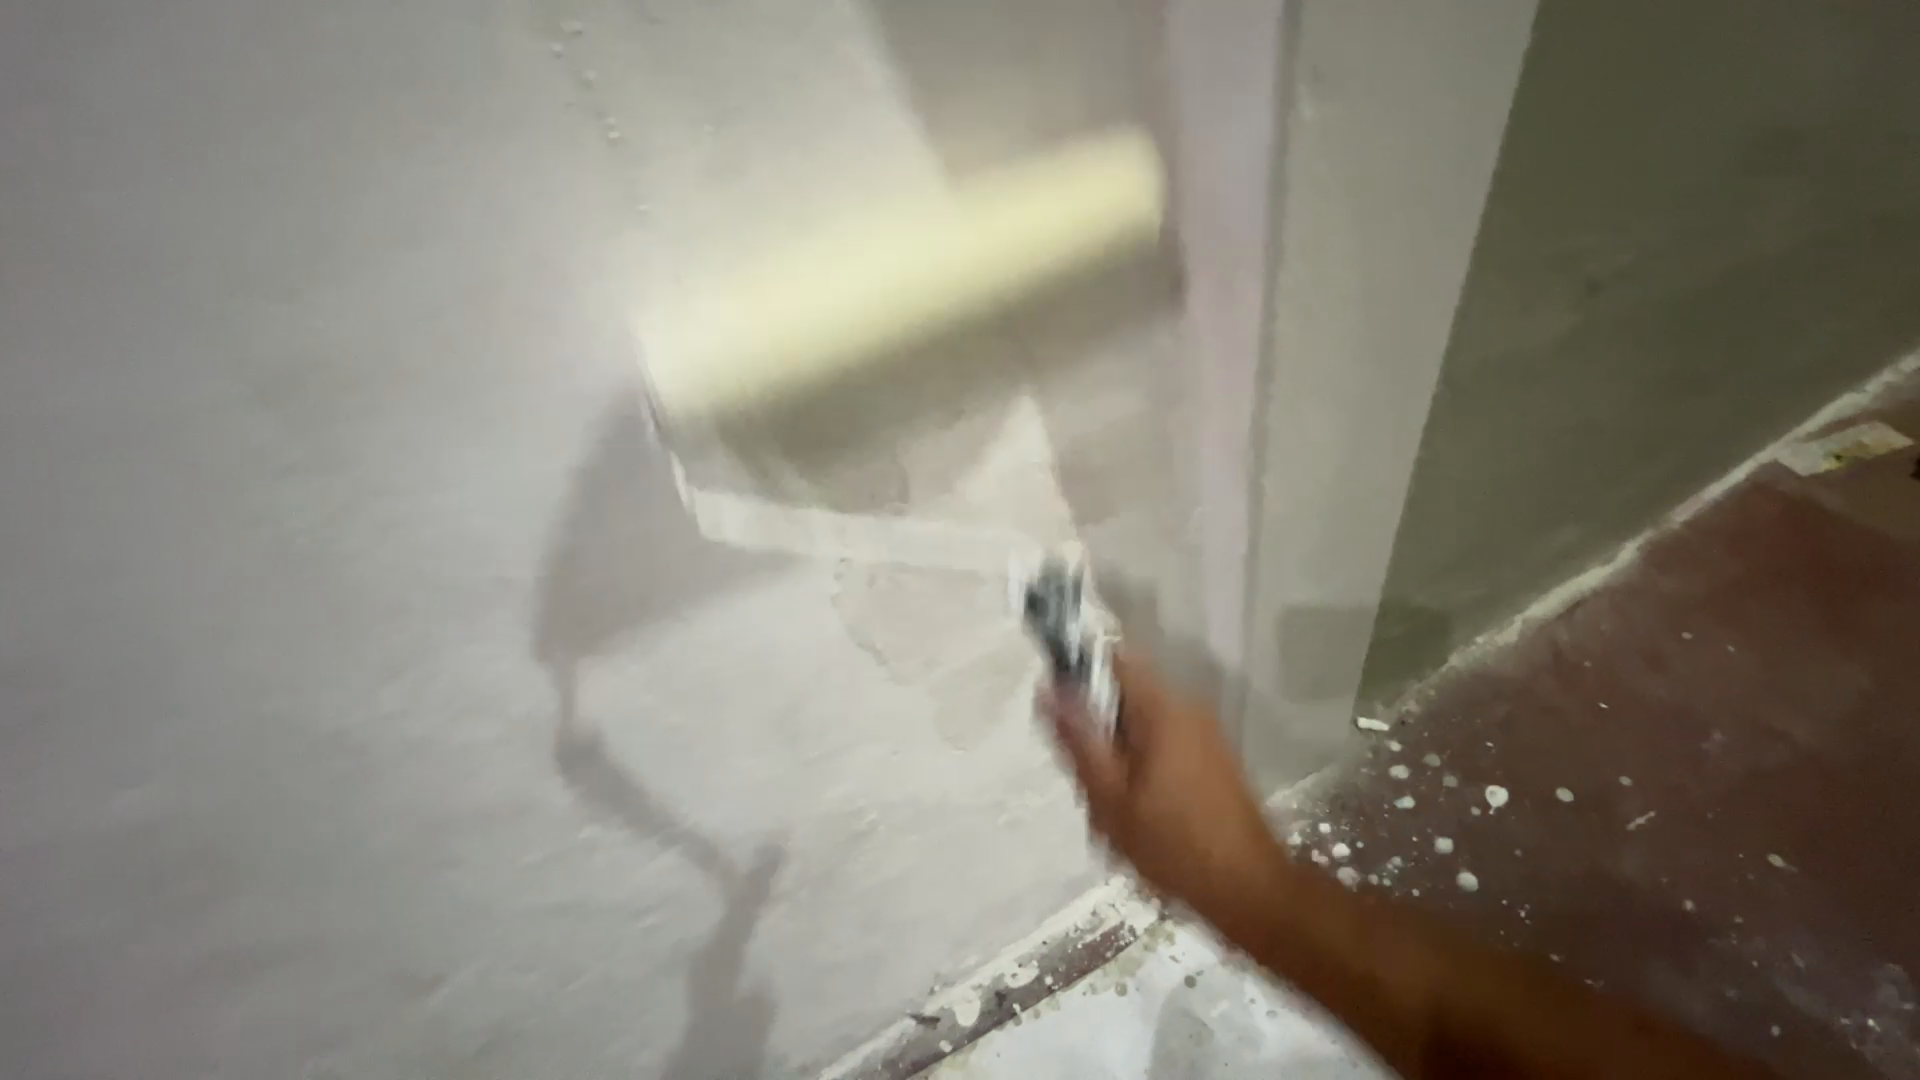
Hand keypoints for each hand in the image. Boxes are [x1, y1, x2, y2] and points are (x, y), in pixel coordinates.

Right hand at [1040, 653, 1286, 922]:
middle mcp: (1188, 708)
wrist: (1250, 892)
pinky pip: (1165, 744)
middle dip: (1099, 731)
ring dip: (1119, 757)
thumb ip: (1078, 739)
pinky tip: (1142, 815)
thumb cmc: (1173, 846)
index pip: (1113, 659)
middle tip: (1090, 783)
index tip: (1063, 715)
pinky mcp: (1215, 757)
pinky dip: (1144, 768)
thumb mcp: (1110, 798)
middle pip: (1124, 697)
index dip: (1080, 674)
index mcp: (1162, 708)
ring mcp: (1206, 732)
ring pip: (1142, 726)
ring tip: (1113, 809)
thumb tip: (1047, 688)